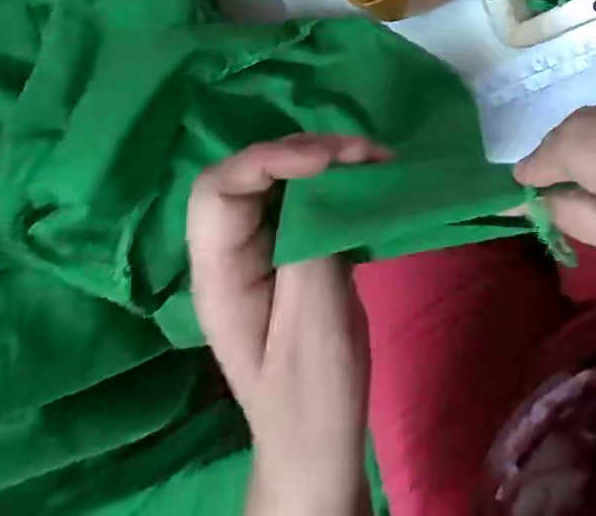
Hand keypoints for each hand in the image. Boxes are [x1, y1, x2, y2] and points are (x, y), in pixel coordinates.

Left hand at [188, 135, 387, 515]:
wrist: (320, 443)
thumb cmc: (312, 396)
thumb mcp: (315, 327)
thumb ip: (312, 250)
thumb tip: (327, 186)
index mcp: (219, 273)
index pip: (219, 191)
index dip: (267, 161)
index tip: (328, 162)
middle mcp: (233, 250)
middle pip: (251, 174)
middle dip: (306, 151)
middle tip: (365, 154)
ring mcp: (263, 248)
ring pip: (283, 179)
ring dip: (329, 160)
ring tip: (376, 160)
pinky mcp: (294, 250)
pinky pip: (310, 198)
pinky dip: (342, 180)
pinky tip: (372, 180)